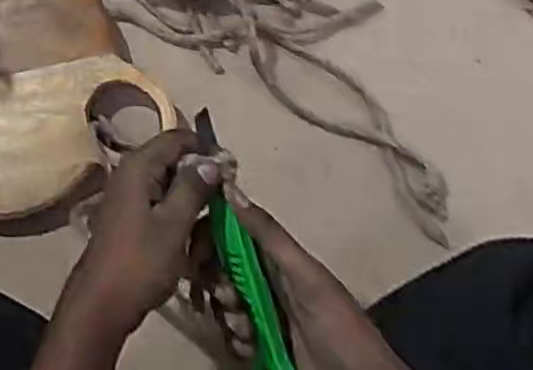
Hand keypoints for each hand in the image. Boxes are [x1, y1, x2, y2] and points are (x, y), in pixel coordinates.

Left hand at [55, 130, 222, 342]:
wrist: (103, 300)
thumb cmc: (140, 260)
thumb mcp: (173, 224)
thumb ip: (193, 188)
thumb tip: (212, 159)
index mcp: (139, 165)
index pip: (176, 138)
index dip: (205, 148)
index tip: (232, 169)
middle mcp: (132, 170)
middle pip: (173, 159)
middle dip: (201, 176)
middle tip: (227, 200)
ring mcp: (130, 192)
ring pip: (169, 183)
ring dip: (192, 199)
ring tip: (215, 221)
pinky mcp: (132, 213)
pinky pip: (161, 202)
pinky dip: (180, 213)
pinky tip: (196, 236)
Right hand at [195, 183, 410, 369]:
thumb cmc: (338, 325)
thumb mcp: (305, 276)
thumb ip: (267, 233)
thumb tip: (228, 185)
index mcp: (273, 254)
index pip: (227, 230)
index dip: (206, 236)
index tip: (195, 250)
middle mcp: (263, 277)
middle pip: (218, 265)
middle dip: (214, 280)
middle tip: (226, 297)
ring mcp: (261, 311)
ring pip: (221, 300)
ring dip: (225, 313)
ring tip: (245, 330)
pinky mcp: (261, 343)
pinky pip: (231, 334)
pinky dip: (234, 340)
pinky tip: (249, 347)